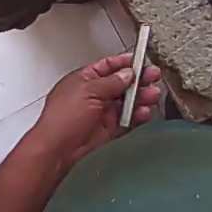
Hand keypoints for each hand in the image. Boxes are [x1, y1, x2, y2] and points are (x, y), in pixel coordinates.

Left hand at [21, 53, 162, 165]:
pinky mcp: (107, 130)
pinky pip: (127, 120)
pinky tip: (144, 112)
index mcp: (83, 80)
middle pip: (120, 84)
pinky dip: (137, 116)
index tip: (140, 62)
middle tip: (153, 77)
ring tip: (152, 95)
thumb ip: (111, 82)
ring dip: (140, 97)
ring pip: (126, 102)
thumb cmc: (62, 119)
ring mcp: (100, 113)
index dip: (124, 63)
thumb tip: (126, 74)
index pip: (107, 66)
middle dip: (137, 80)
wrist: (59, 149)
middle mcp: (92, 95)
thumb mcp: (88, 91)